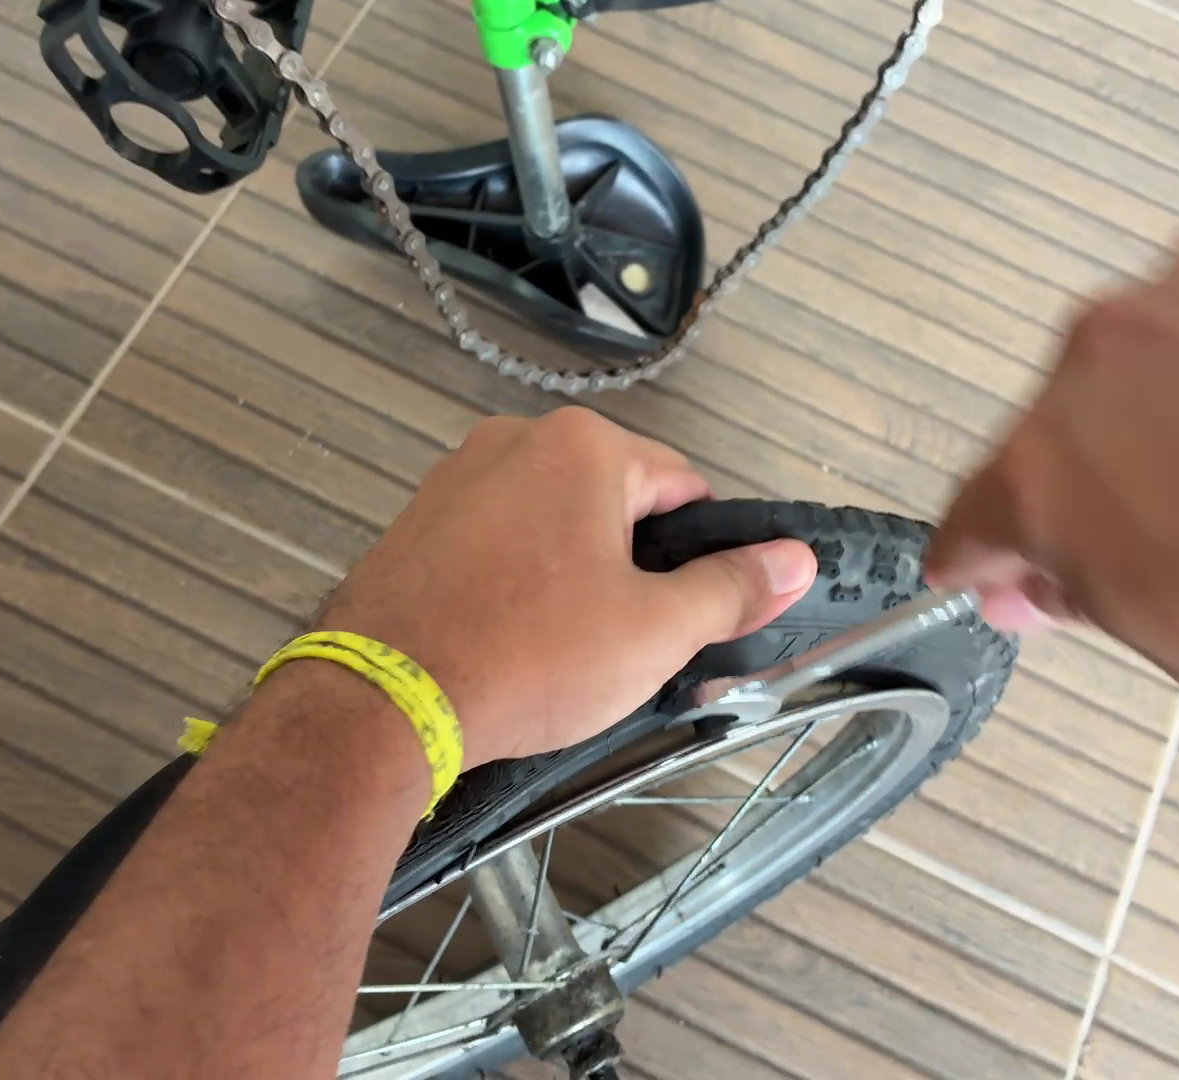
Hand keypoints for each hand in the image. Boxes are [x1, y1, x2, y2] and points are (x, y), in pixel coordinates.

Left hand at [316, 407, 817, 767]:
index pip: (681, 484)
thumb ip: (731, 587)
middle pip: (613, 500)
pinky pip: (496, 537)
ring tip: (559, 639)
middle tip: (620, 633)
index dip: (700, 548)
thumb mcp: (654, 630)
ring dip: (572, 569)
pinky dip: (516, 574)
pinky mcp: (419, 519)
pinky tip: (508, 629)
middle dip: (631, 560)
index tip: (685, 603)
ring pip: (552, 519)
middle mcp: (515, 441)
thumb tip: (793, 559)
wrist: (385, 700)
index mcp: (583, 447)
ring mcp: (457, 477)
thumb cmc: (526, 655)